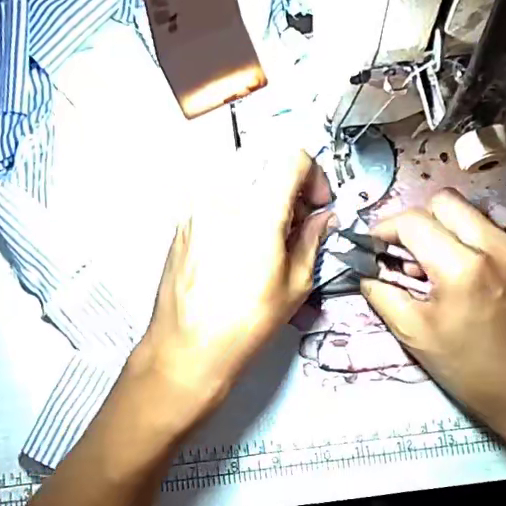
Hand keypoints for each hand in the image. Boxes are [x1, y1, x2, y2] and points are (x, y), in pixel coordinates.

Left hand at [135, 146, 332, 417]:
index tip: (318, 202)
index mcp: (257, 209)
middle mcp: (223, 197)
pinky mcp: (184, 220)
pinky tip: (246, 240)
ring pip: (240, 172)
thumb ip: (312, 239)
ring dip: (264, 189)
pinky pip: (218, 192)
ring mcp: (197, 206)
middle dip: (289, 180)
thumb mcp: (296, 283)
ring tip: (272, 230)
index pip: (292, 158)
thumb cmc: (243, 324)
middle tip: (299, 216)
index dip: (314, 175)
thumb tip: (322, 219)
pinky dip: (239, 202)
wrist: (189, 347)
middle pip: (265, 158)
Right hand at [359, 190, 505, 452]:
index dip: (387, 229)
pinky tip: (482, 282)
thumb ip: (383, 294)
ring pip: (477, 216)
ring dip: (454, 234)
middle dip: (422, 222)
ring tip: (448, 270)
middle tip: (414, 254)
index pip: (414, 221)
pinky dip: (484, 250)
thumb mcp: (415, 335)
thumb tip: (366, 268)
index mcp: (462, 269)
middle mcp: (498, 248)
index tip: (379, 245)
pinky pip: (503, 237)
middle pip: (446, 202)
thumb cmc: (470, 370)